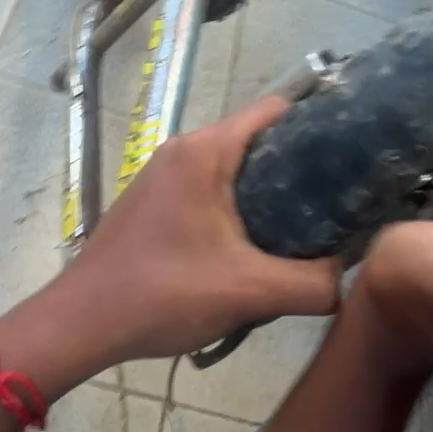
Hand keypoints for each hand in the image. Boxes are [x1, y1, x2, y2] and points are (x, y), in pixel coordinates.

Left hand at [39, 96, 341, 367]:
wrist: (82, 321)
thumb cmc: (163, 293)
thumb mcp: (250, 292)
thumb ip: (313, 285)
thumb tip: (347, 276)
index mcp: (206, 150)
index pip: (275, 110)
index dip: (318, 124)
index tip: (350, 156)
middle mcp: (184, 148)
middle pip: (257, 137)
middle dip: (298, 166)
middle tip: (334, 202)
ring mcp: (164, 172)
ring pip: (233, 165)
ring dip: (268, 190)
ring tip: (302, 226)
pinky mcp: (154, 198)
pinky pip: (209, 185)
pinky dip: (238, 204)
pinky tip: (253, 243)